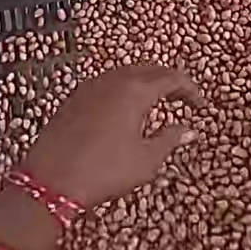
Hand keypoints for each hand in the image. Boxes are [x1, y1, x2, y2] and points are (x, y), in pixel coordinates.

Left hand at [21, 64, 202, 205]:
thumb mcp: (146, 160)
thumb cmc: (102, 171)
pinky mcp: (74, 98)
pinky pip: (106, 84)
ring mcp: (90, 87)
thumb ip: (169, 139)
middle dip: (168, 81)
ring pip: (125, 74)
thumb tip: (188, 130)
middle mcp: (112, 81)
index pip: (171, 78)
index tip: (200, 105)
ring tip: (156, 104)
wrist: (50, 180)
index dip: (190, 89)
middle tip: (181, 100)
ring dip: (144, 83)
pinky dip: (123, 90)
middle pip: (148, 69)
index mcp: (135, 91)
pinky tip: (124, 111)